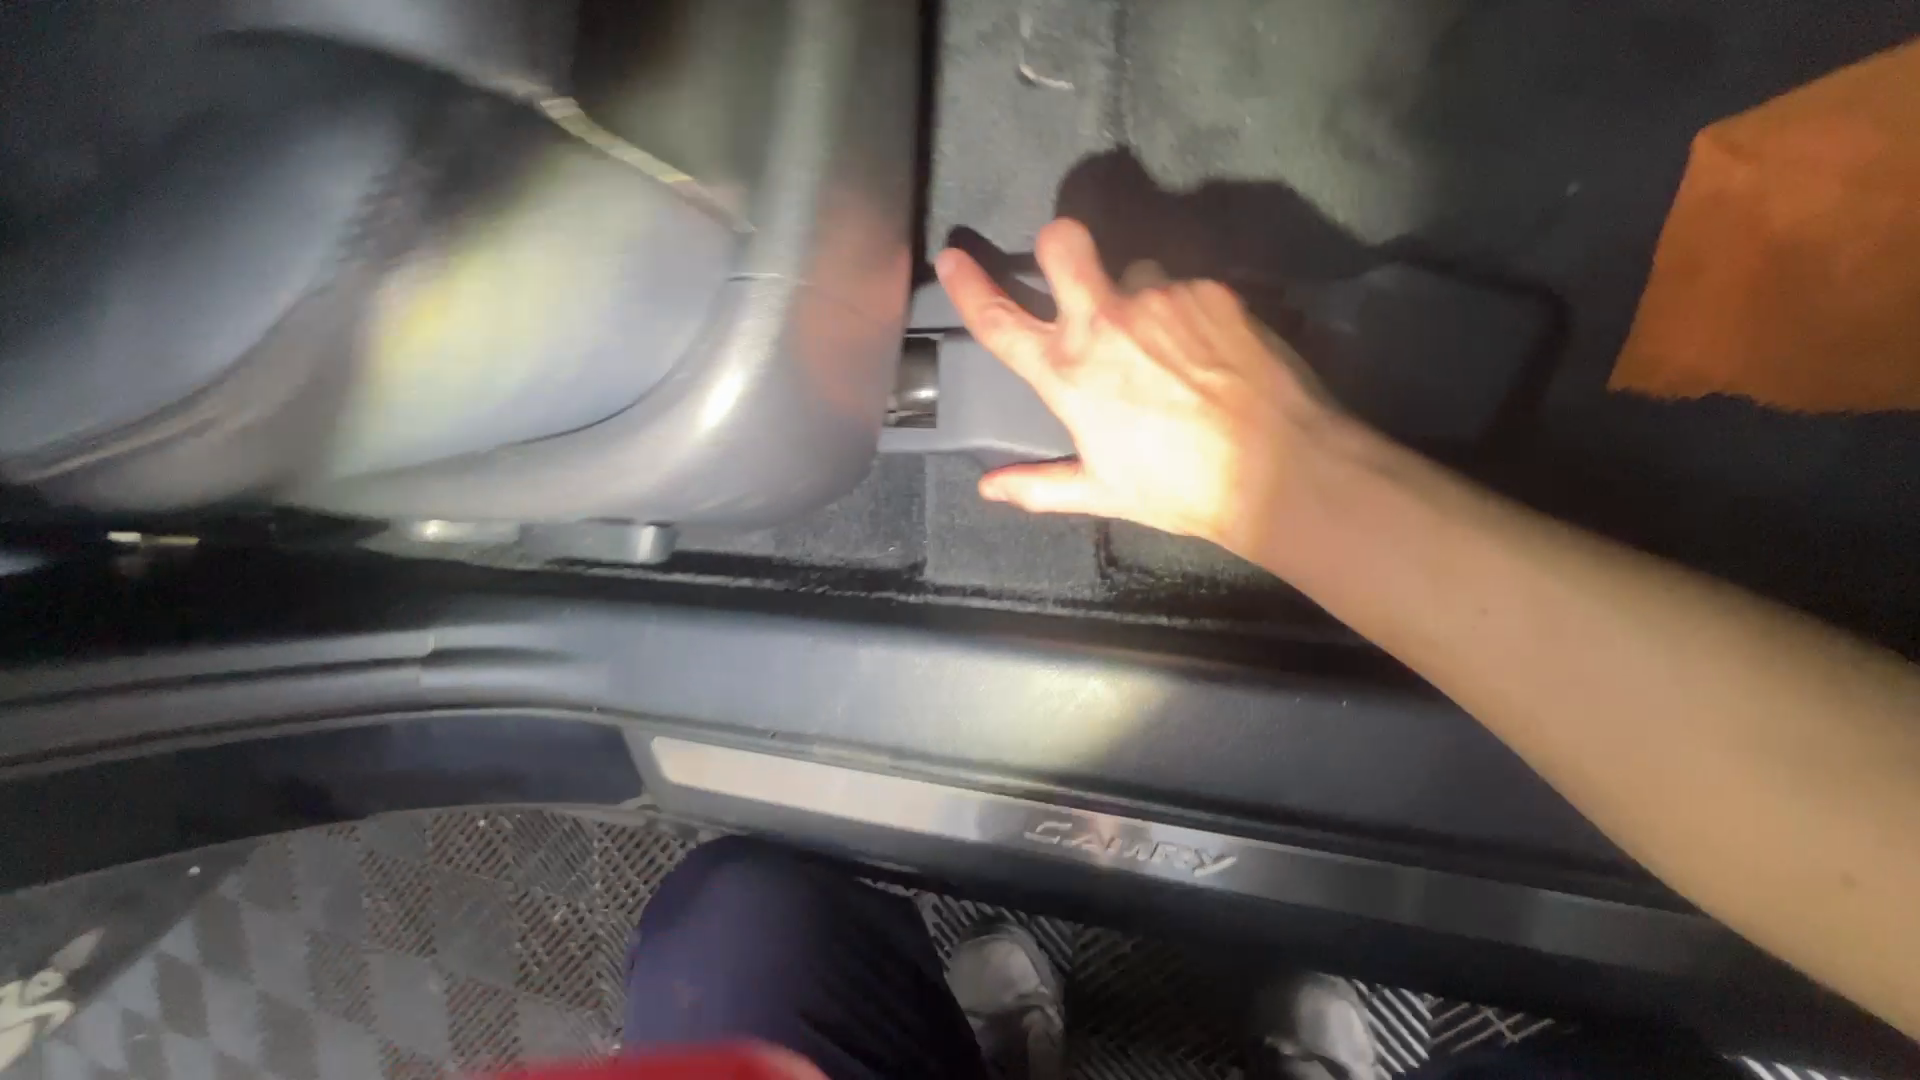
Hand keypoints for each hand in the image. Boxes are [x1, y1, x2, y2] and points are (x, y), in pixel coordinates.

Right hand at [935, 218, 1335, 560]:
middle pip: (1061, 243)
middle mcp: (1106, 320)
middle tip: (1071, 271)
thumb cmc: (1179, 488)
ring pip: (1134, 268)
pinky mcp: (1211, 290)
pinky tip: (1207, 350)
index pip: (999, 319)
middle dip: (1055, 245)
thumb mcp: (1102, 492)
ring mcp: (1162, 296)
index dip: (968, 286)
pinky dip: (1184, 310)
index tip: (952, 259)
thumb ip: (1039, 486)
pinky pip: (1184, 286)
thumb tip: (987, 488)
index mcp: (1069, 372)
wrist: (1278, 468)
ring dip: (1135, 294)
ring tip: (1164, 343)